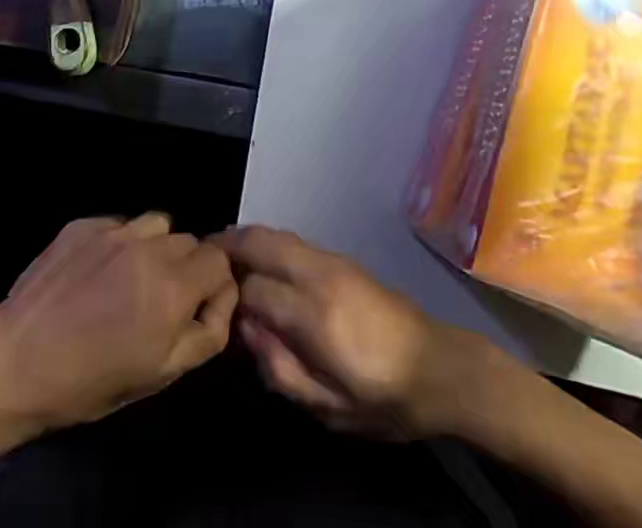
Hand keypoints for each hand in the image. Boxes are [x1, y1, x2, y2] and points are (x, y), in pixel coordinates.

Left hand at [0, 213, 236, 453]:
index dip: (213, 285)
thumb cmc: (90, 381)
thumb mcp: (163, 373)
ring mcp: (115, 232)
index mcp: (175, 286)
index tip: (193, 308)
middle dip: (184, 268)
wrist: (9, 367)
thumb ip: (210, 331)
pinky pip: (120, 224)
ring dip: (155, 249)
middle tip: (158, 301)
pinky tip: (97, 272)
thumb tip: (224, 298)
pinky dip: (119, 243)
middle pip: (190, 243)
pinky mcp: (83, 226)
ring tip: (130, 279)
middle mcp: (151, 248)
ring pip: (158, 226)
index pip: (220, 261)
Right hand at [216, 226, 490, 439]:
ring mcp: (337, 262)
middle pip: (263, 242)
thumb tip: (247, 329)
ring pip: (281, 235)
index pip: (253, 289)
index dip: (228, 297)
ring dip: (250, 241)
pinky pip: (298, 243)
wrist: (438, 367)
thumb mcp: (326, 406)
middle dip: (229, 245)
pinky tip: (262, 264)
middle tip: (203, 259)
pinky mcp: (347, 261)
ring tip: (225, 258)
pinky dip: (272, 245)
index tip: (212, 308)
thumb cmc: (382, 398)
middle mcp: (323, 275)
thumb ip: (279, 367)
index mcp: (315, 314)